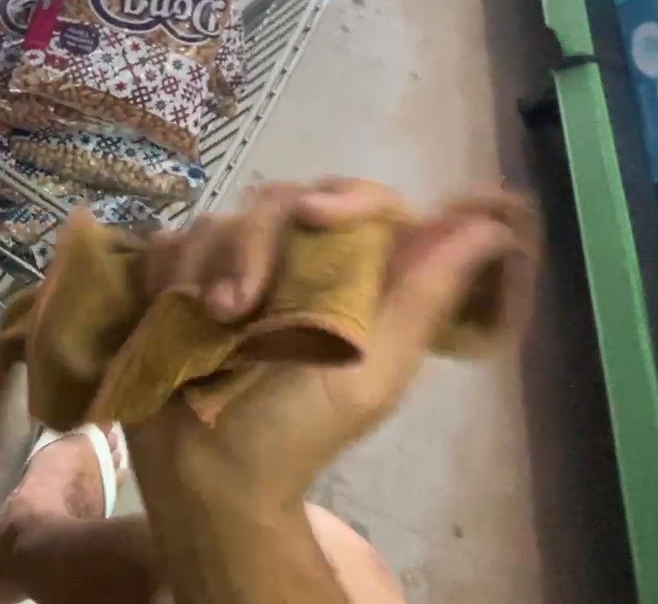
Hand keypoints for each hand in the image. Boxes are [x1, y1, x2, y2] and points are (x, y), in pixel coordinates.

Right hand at [128, 180, 534, 506]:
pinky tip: (169, 302)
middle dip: (251, 249)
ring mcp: (229, 268)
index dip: (344, 197)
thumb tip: (491, 230)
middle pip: (277, 204)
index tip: (313, 217)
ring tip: (203, 319)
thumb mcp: (367, 373)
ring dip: (202, 267)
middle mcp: (295, 265)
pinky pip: (169, 241)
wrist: (199, 460)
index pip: (367, 205)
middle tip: (235, 307)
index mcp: (356, 285)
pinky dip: (166, 268)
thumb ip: (418, 300)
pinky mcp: (175, 274)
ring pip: (216, 224)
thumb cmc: (292, 427)